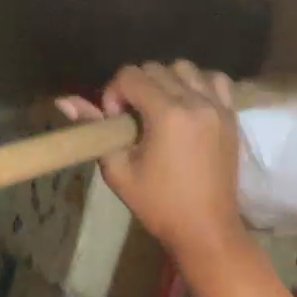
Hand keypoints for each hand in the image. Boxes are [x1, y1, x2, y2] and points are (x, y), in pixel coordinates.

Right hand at [58, 61, 244, 260]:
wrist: (206, 228)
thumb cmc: (158, 204)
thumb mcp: (118, 169)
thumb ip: (94, 129)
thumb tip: (64, 101)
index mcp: (167, 114)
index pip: (130, 75)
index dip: (114, 94)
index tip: (116, 121)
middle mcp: (195, 101)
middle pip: (155, 68)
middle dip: (136, 87)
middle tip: (133, 119)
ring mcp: (218, 106)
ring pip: (185, 68)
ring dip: (165, 81)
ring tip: (159, 109)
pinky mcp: (232, 115)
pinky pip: (215, 80)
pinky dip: (198, 83)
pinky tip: (187, 105)